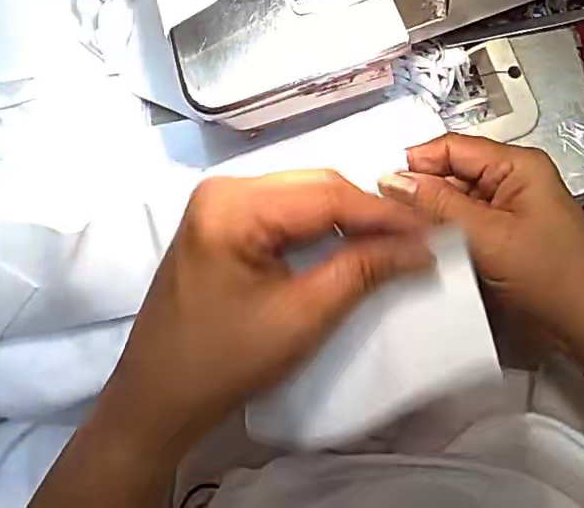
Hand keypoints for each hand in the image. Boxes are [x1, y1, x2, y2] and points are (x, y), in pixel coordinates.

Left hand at [93, 171, 432, 456]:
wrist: (155, 398)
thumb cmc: (223, 363)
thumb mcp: (300, 318)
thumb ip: (361, 271)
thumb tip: (417, 247)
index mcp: (233, 204)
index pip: (325, 194)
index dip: (382, 213)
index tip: (429, 231)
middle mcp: (224, 187)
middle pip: (313, 185)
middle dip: (367, 211)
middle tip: (415, 237)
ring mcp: (220, 199)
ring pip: (302, 192)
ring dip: (346, 215)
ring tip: (390, 238)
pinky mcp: (222, 216)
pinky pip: (284, 206)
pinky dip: (320, 222)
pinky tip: (348, 239)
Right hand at [378, 135, 583, 354]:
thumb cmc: (553, 279)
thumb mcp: (490, 238)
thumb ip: (438, 205)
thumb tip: (390, 178)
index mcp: (516, 164)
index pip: (451, 147)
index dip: (415, 162)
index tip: (379, 186)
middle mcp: (512, 178)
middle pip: (451, 173)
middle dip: (420, 192)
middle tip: (385, 216)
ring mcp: (510, 208)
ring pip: (455, 201)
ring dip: (432, 216)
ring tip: (400, 233)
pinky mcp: (506, 236)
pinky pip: (466, 224)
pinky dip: (446, 234)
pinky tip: (425, 248)